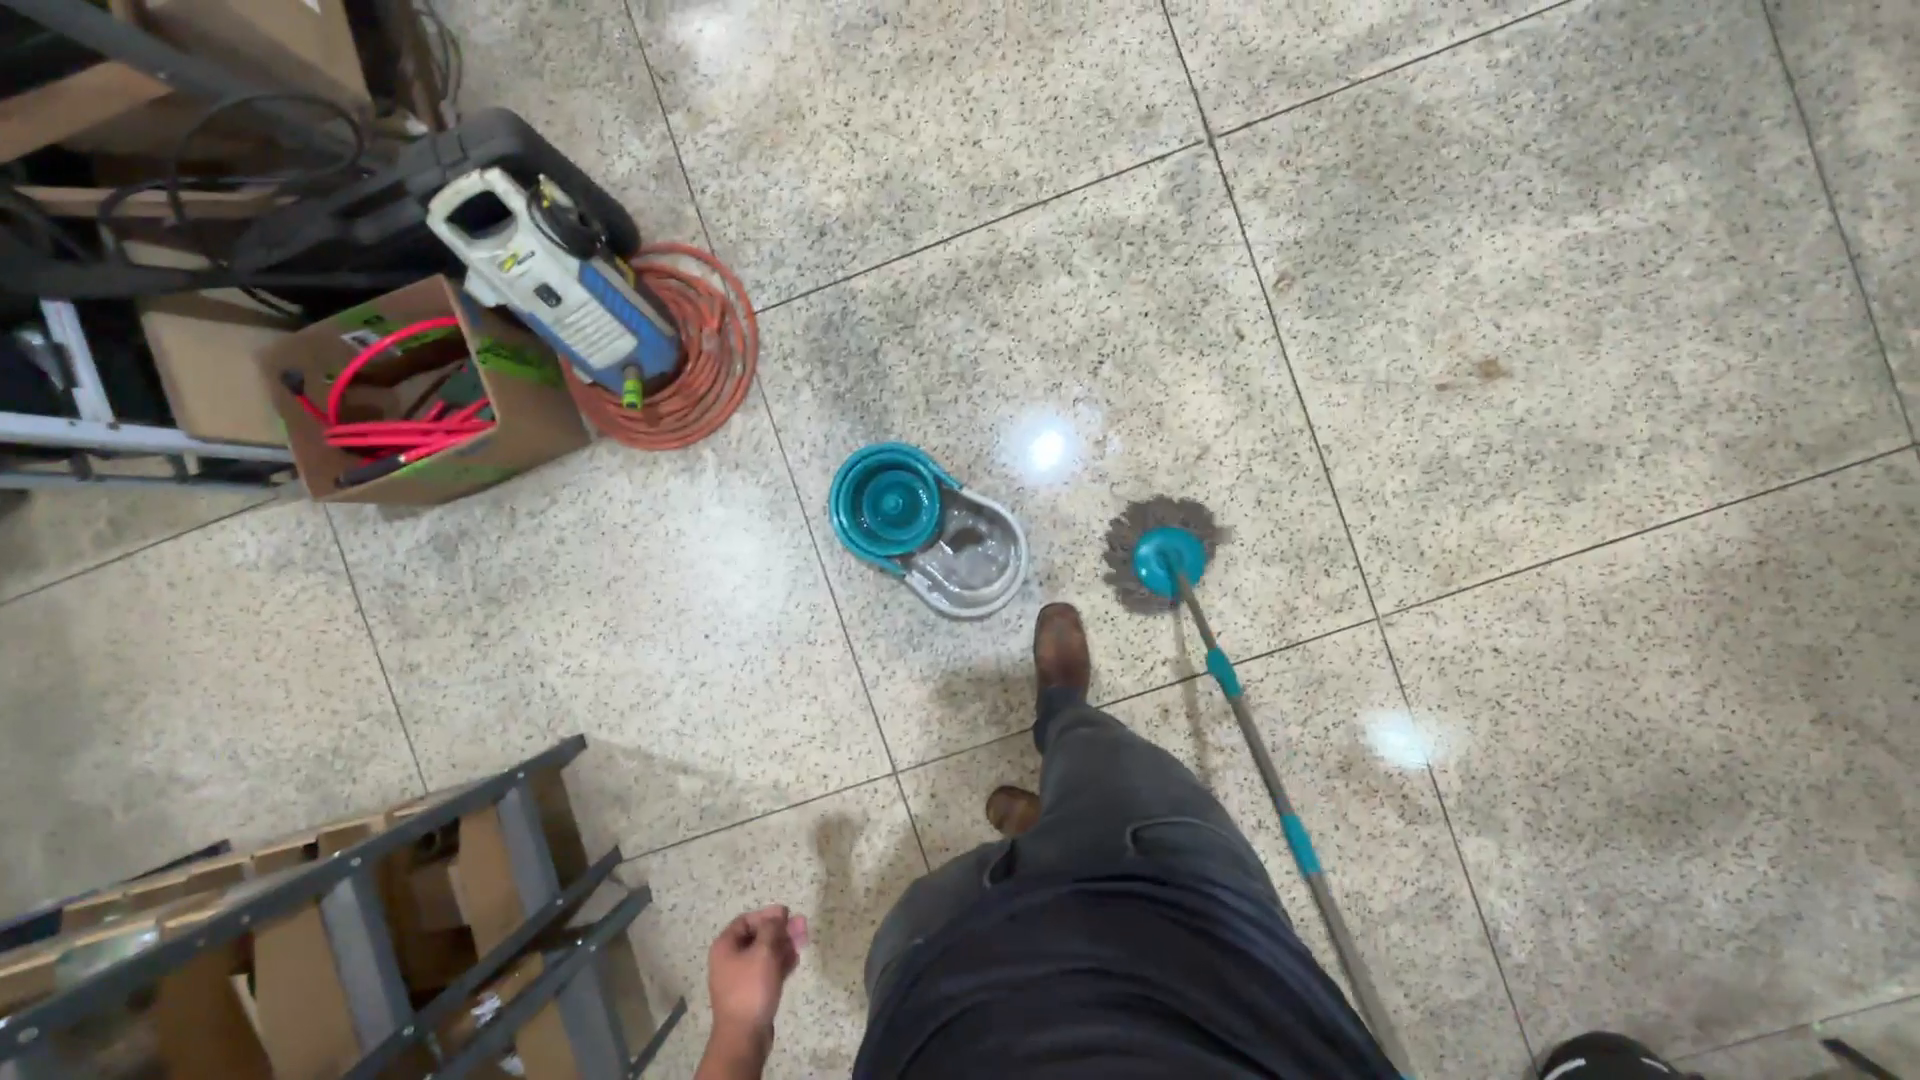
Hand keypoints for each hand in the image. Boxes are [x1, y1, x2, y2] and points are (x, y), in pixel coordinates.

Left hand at [706, 904, 808, 1047]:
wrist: (744, 1036)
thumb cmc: (751, 988)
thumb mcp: (763, 952)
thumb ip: (772, 928)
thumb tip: (778, 912)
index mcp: (725, 946)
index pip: (746, 920)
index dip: (767, 915)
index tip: (788, 915)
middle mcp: (730, 959)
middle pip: (757, 936)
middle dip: (780, 931)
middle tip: (802, 928)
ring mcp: (740, 977)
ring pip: (764, 953)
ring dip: (783, 946)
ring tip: (802, 943)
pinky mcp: (751, 992)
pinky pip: (766, 970)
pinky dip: (780, 963)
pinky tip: (795, 961)